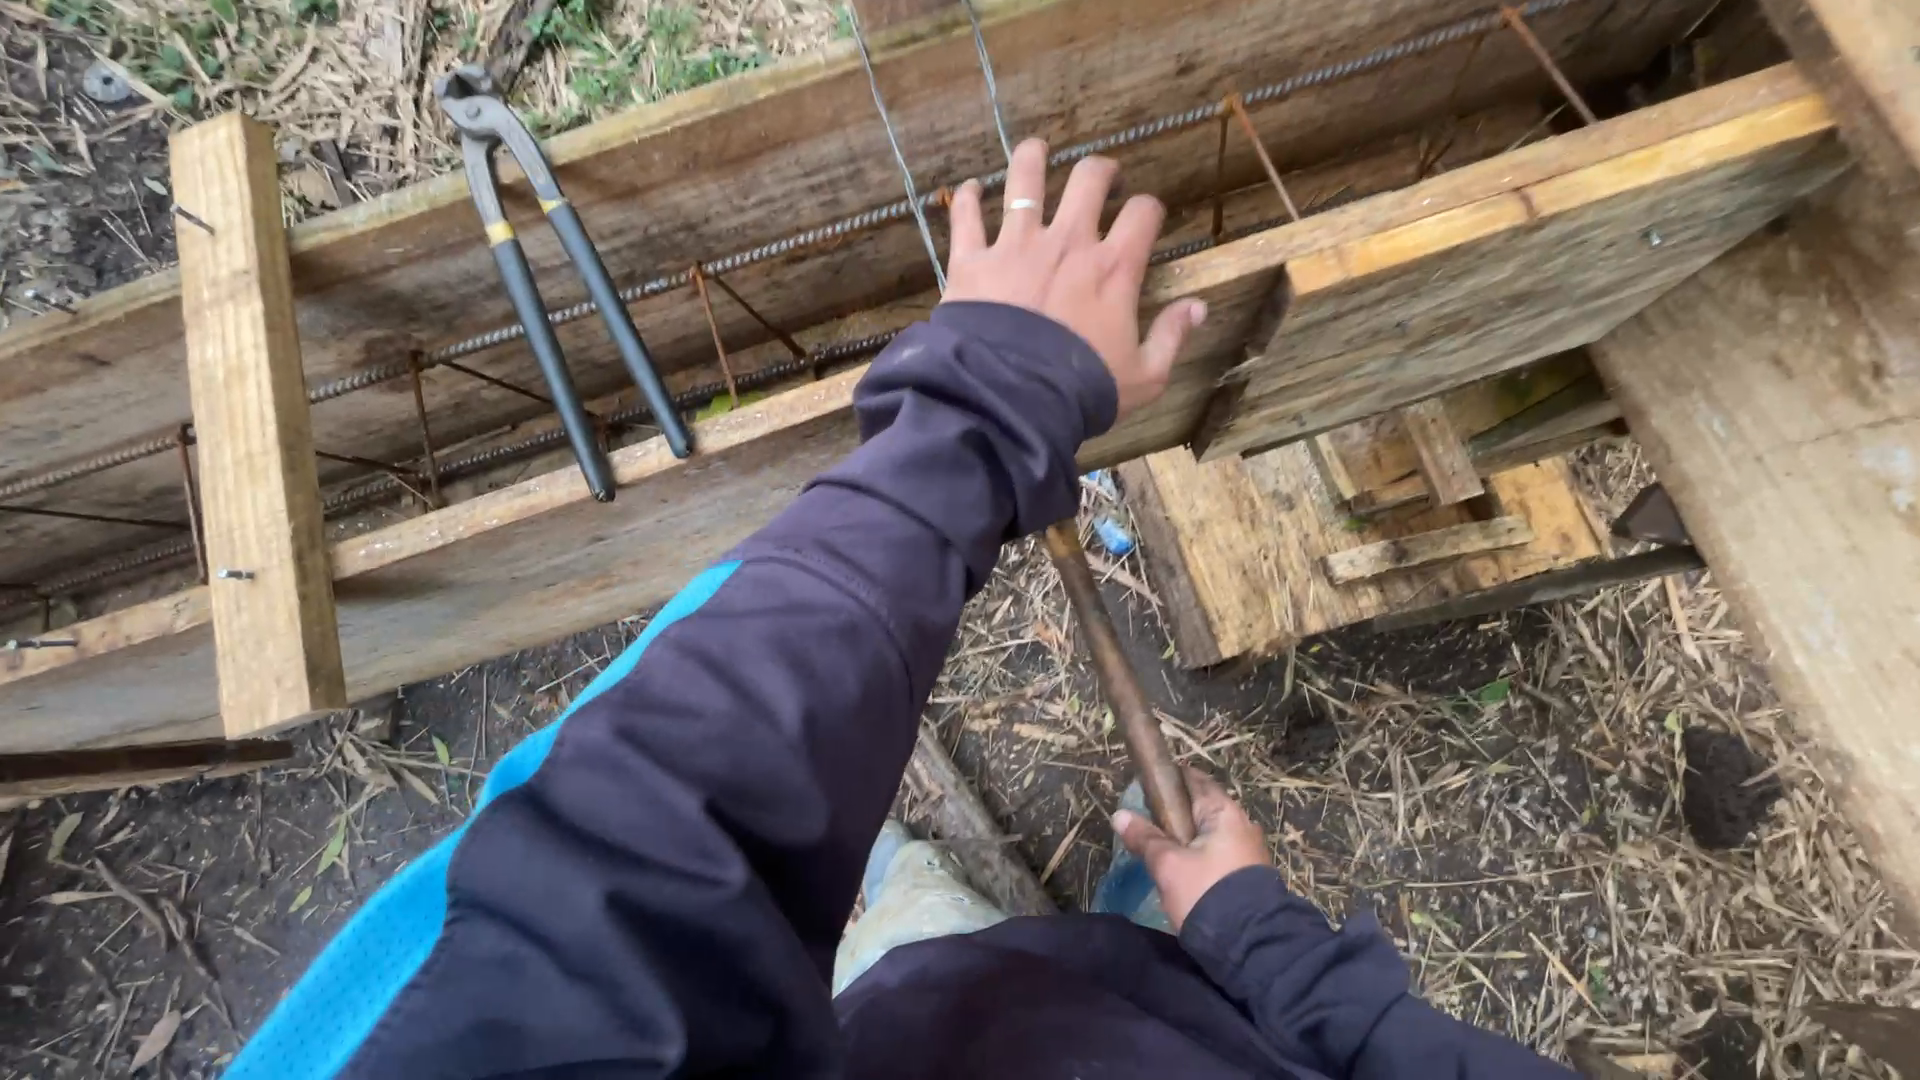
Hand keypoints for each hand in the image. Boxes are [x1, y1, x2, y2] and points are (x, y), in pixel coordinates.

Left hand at [944, 138, 1207, 421]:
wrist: (1012, 401)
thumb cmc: (1082, 391)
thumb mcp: (1144, 376)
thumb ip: (1172, 337)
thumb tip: (1199, 307)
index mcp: (1113, 267)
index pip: (1143, 213)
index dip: (1147, 210)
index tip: (1144, 217)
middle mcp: (1067, 242)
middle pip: (1088, 180)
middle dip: (1099, 171)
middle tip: (1101, 179)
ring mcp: (1016, 246)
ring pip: (1025, 180)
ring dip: (1032, 159)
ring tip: (1035, 151)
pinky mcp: (972, 261)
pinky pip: (966, 217)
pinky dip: (967, 199)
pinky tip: (971, 189)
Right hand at [1113, 768, 1269, 931]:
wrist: (1254, 948)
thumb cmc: (1207, 893)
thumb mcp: (1168, 865)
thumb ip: (1145, 838)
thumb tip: (1120, 816)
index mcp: (1224, 812)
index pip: (1193, 779)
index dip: (1168, 779)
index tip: (1144, 787)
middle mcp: (1241, 824)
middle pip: (1200, 807)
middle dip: (1173, 814)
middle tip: (1145, 825)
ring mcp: (1248, 851)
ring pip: (1208, 834)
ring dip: (1186, 839)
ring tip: (1159, 852)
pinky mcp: (1249, 876)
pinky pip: (1218, 855)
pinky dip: (1199, 857)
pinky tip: (1182, 873)